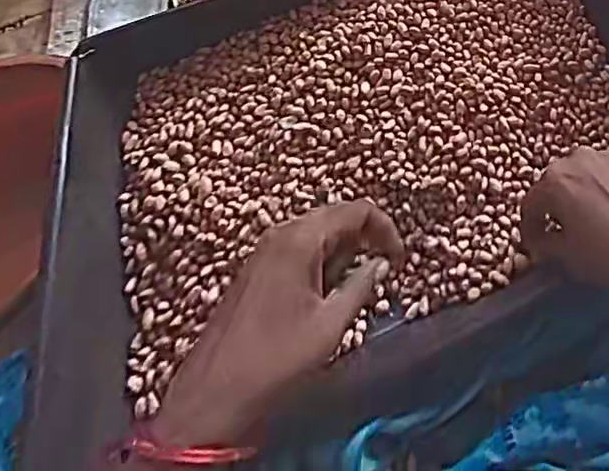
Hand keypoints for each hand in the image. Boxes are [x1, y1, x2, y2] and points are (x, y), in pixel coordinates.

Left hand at [146, 201, 404, 448]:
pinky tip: (324, 292)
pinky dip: (320, 260)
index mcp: (301, 238)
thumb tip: (382, 262)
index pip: (356, 210)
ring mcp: (264, 249)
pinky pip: (298, 248)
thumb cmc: (276, 359)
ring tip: (353, 287)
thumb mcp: (330, 324)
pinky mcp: (256, 268)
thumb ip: (361, 285)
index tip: (398, 257)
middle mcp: (281, 233)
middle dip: (364, 237)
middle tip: (383, 268)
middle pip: (336, 216)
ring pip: (317, 233)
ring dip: (342, 251)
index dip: (384, 228)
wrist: (210, 398)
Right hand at [522, 148, 608, 314]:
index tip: (535, 247)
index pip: (531, 203)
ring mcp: (607, 156)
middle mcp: (577, 158)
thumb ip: (547, 245)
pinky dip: (600, 191)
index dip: (531, 228)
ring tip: (587, 225)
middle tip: (559, 235)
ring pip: (581, 175)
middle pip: (555, 183)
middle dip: (553, 207)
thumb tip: (542, 242)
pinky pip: (604, 175)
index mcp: (555, 179)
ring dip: (577, 196)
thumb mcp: (572, 259)